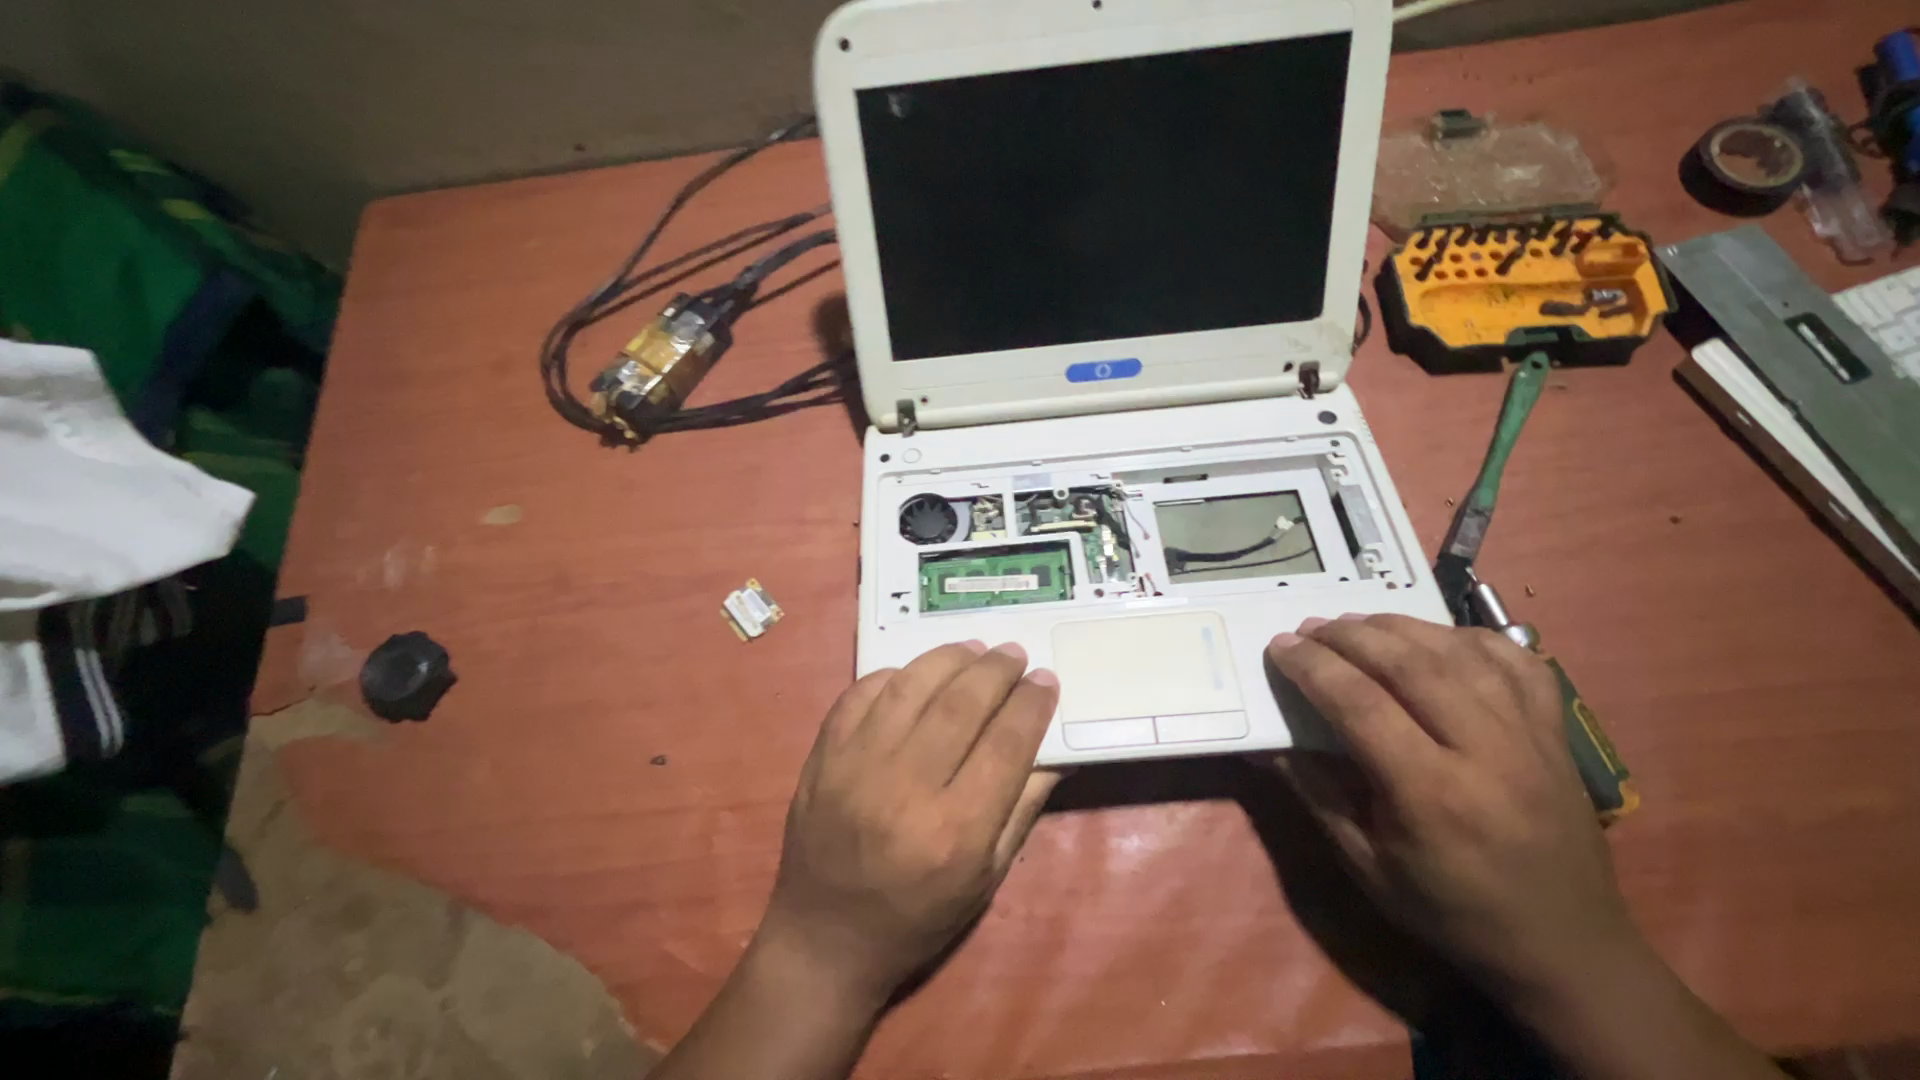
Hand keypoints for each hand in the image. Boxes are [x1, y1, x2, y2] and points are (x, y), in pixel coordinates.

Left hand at [755, 641, 1062, 1006]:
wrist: (825, 939)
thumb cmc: (917, 919)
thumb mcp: (985, 880)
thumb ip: (1021, 810)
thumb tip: (1051, 751)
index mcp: (955, 830)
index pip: (1006, 743)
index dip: (1032, 704)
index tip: (1046, 679)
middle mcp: (905, 789)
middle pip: (961, 705)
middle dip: (996, 671)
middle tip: (1014, 654)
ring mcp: (856, 767)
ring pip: (910, 688)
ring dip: (948, 660)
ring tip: (973, 650)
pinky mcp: (823, 757)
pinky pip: (860, 695)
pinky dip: (892, 676)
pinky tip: (916, 674)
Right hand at [1265, 614, 1637, 1000]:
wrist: (1566, 946)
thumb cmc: (1452, 913)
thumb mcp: (1367, 867)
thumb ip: (1317, 795)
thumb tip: (1269, 744)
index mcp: (1432, 793)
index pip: (1361, 705)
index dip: (1313, 669)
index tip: (1280, 648)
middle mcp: (1486, 751)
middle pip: (1411, 665)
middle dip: (1350, 637)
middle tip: (1310, 628)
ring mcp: (1531, 735)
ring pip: (1460, 652)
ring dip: (1401, 627)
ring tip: (1358, 623)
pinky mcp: (1557, 732)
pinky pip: (1516, 661)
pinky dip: (1469, 637)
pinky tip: (1435, 638)